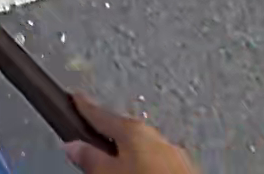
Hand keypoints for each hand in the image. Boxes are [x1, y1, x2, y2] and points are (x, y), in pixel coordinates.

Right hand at [64, 95, 198, 173]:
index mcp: (133, 128)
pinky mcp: (190, 173)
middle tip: (94, 141)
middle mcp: (157, 137)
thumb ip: (88, 156)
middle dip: (110, 135)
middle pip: (124, 130)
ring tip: (121, 166)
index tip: (73, 97)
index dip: (81, 105)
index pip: (97, 111)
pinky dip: (150, 166)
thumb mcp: (109, 173)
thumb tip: (73, 146)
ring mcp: (178, 158)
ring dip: (132, 153)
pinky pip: (162, 164)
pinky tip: (146, 173)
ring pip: (146, 148)